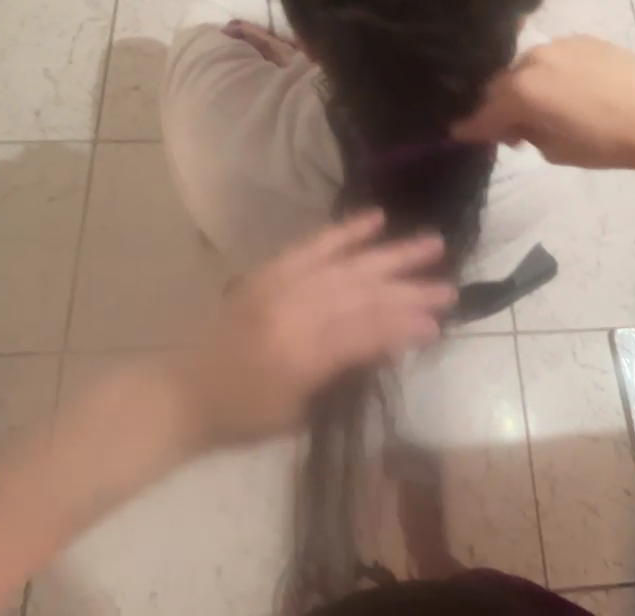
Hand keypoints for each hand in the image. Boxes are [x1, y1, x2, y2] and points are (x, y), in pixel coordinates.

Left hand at [176, 212, 452, 444]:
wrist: (186, 391)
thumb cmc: (245, 415)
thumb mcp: (299, 411)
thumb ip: (343, 372)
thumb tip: (391, 340)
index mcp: (300, 357)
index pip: (364, 334)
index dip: (404, 327)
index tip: (438, 324)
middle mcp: (292, 314)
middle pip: (362, 295)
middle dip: (409, 290)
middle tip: (449, 288)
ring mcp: (279, 286)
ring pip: (346, 266)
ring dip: (391, 255)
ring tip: (431, 244)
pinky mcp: (268, 271)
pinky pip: (312, 245)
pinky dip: (345, 231)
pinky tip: (376, 219)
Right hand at [453, 35, 634, 169]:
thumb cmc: (605, 142)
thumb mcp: (555, 150)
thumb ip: (525, 134)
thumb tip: (516, 126)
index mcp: (520, 91)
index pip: (483, 113)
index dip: (471, 128)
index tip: (461, 135)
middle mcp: (531, 60)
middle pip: (500, 85)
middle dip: (500, 107)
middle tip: (516, 130)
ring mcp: (558, 45)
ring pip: (527, 67)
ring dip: (527, 87)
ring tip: (547, 108)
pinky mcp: (583, 39)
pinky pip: (553, 57)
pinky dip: (551, 74)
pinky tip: (571, 91)